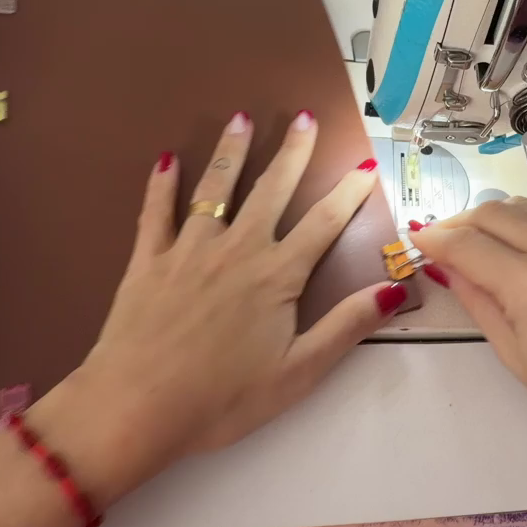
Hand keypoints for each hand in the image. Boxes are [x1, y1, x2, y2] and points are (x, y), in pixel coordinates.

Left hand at [29, 111, 406, 504]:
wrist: (133, 410)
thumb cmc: (221, 399)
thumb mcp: (297, 373)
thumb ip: (346, 326)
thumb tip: (393, 290)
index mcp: (277, 274)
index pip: (324, 222)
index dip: (349, 191)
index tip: (366, 163)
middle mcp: (238, 249)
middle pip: (272, 189)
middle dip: (292, 151)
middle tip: (304, 117)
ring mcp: (190, 249)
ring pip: (216, 189)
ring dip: (232, 151)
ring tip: (241, 118)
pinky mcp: (149, 261)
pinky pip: (156, 213)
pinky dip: (161, 186)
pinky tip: (166, 160)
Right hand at [409, 198, 526, 478]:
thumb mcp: (512, 351)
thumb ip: (475, 300)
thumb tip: (444, 266)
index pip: (467, 243)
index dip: (434, 239)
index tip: (414, 241)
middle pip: (490, 212)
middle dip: (456, 222)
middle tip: (436, 242)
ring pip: (518, 206)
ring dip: (486, 217)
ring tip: (469, 242)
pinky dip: (517, 222)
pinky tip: (507, 245)